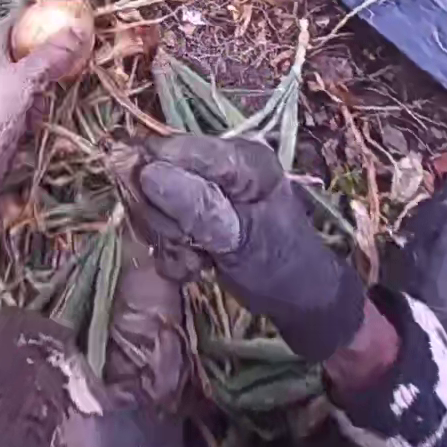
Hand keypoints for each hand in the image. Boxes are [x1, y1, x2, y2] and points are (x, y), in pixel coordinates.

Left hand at [0, 11, 88, 227]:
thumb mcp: (25, 77)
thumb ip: (50, 55)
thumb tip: (77, 30)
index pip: (9, 24)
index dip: (29, 15)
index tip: (55, 12)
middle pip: (21, 52)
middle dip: (45, 52)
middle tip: (71, 49)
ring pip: (28, 80)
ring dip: (45, 84)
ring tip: (61, 84)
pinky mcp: (3, 119)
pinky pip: (28, 105)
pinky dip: (38, 108)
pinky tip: (43, 116)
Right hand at [114, 134, 364, 359]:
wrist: (299, 299)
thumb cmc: (279, 268)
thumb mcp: (240, 239)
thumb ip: (196, 206)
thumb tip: (146, 173)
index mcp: (237, 155)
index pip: (169, 147)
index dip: (156, 182)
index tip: (175, 225)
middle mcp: (217, 159)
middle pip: (154, 172)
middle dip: (165, 217)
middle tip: (193, 246)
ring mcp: (204, 181)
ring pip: (151, 199)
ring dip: (168, 237)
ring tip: (199, 257)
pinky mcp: (193, 203)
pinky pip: (158, 220)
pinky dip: (170, 247)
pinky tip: (195, 261)